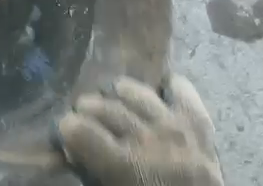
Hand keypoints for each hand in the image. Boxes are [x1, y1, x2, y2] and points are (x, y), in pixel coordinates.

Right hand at [57, 76, 222, 185]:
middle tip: (82, 118)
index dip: (66, 128)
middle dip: (87, 110)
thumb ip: (93, 174)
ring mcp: (176, 127)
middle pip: (105, 108)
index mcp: (126, 166)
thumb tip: (70, 153)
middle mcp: (149, 138)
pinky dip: (166, 88)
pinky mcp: (199, 124)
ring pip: (136, 92)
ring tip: (113, 103)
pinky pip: (181, 90)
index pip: (81, 130)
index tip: (62, 131)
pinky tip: (156, 95)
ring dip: (118, 95)